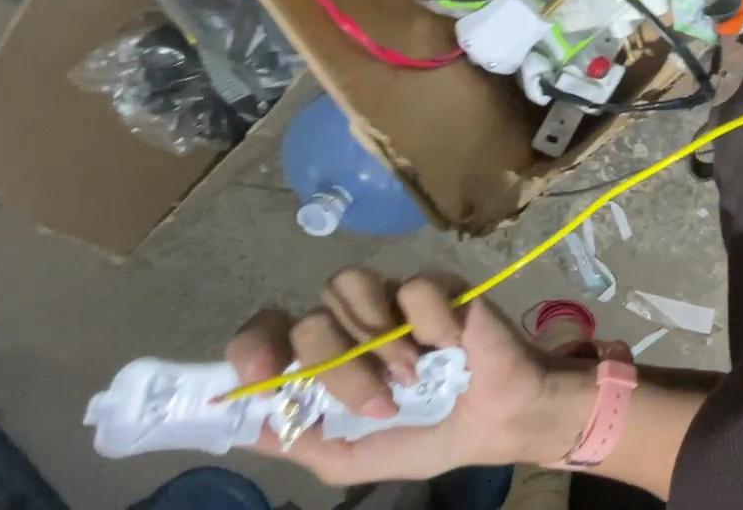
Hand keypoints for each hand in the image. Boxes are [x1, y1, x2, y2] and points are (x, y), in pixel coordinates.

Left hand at [225, 268, 593, 486]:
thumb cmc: (426, 437)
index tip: (267, 381)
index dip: (256, 347)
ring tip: (409, 373)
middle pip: (311, 318)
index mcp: (327, 358)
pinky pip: (415, 287)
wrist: (496, 420)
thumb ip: (300, 440)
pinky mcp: (441, 284)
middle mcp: (353, 322)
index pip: (268, 329)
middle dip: (338, 370)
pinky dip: (428, 323)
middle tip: (379, 403)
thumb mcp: (351, 458)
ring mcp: (395, 300)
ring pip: (352, 286)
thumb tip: (246, 423)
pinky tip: (448, 346)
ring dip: (375, 338)